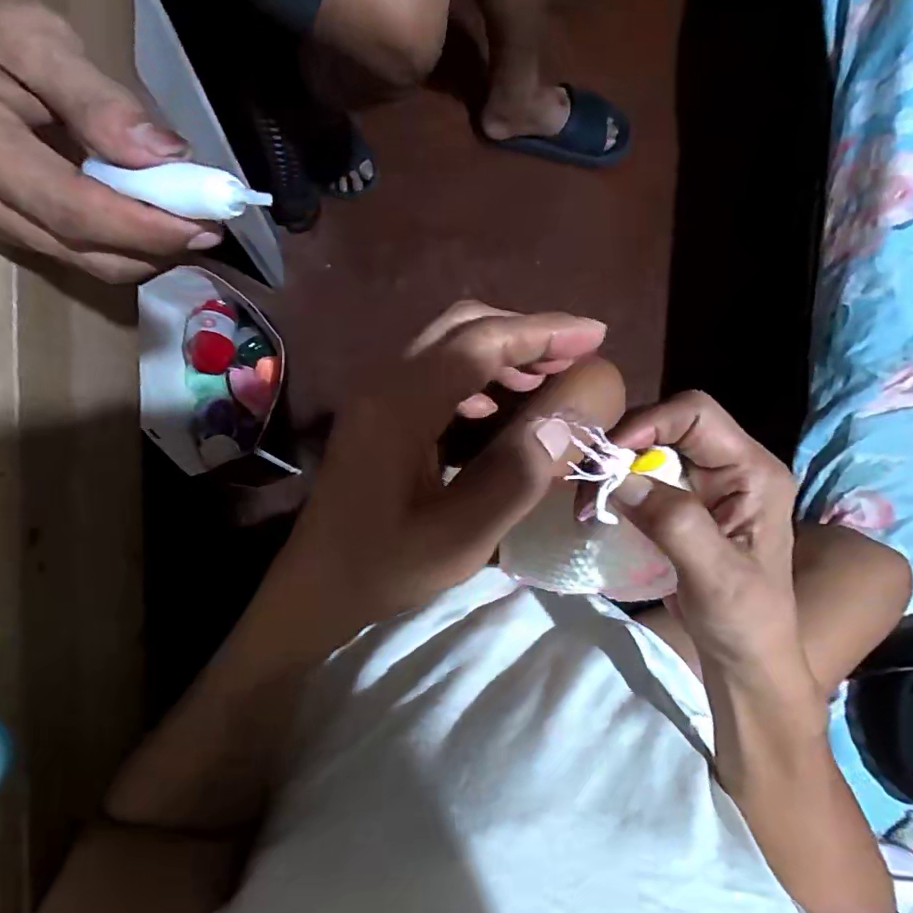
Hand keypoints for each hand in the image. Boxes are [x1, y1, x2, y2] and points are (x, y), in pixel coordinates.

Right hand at [0, 0, 221, 281]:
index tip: (203, 225)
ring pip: (82, 261)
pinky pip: (76, 252)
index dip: (141, 227)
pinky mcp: (9, 225)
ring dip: (144, 254)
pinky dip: (124, 245)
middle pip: (80, 249)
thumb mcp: (35, 33)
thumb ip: (98, 100)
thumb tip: (166, 158)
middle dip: (153, 248)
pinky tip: (153, 222)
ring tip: (190, 225)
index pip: (68, 209)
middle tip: (210, 227)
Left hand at [265, 302, 607, 642]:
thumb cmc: (384, 566)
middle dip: (521, 333)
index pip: (478, 343)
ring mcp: (373, 398)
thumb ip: (515, 476)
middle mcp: (381, 386)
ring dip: (498, 352)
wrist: (316, 585)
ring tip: (548, 378)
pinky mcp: (374, 416)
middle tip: (576, 356)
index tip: (595, 333)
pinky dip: (472, 375)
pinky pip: (429, 374)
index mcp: (398, 406)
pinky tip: (496, 408)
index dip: (540, 331)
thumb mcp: (458, 536)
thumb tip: (569, 419)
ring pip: (443, 347)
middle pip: (458, 328)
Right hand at [605, 392, 813, 702]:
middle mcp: (731, 468)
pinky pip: (641, 478)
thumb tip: (620, 478)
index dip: (648, 423)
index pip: (696, 414)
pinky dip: (615, 489)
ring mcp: (705, 487)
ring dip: (613, 471)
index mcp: (753, 473)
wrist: (745, 659)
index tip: (608, 458)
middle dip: (622, 448)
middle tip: (588, 489)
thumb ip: (675, 523)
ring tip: (588, 507)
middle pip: (667, 426)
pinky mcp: (682, 506)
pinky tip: (599, 513)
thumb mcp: (715, 575)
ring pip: (648, 451)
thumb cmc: (743, 620)